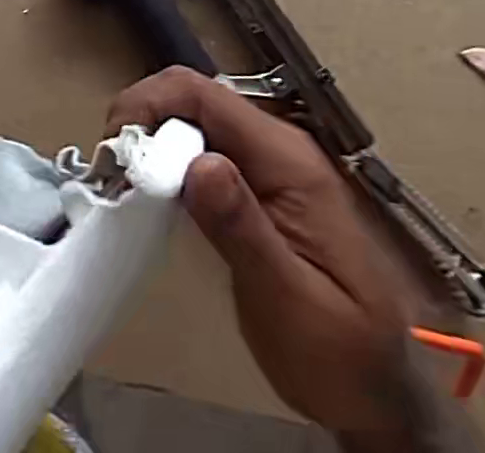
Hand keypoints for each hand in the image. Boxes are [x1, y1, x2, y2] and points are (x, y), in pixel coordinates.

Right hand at [109, 67, 411, 434]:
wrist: (371, 389)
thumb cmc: (336, 352)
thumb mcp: (289, 298)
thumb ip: (243, 227)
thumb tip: (198, 163)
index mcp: (288, 161)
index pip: (203, 95)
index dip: (146, 104)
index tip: (114, 152)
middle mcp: (274, 147)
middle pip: (188, 97)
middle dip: (139, 121)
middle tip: (112, 174)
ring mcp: (260, 162)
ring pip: (185, 118)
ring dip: (144, 141)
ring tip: (122, 186)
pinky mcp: (245, 181)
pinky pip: (191, 147)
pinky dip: (157, 160)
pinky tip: (146, 194)